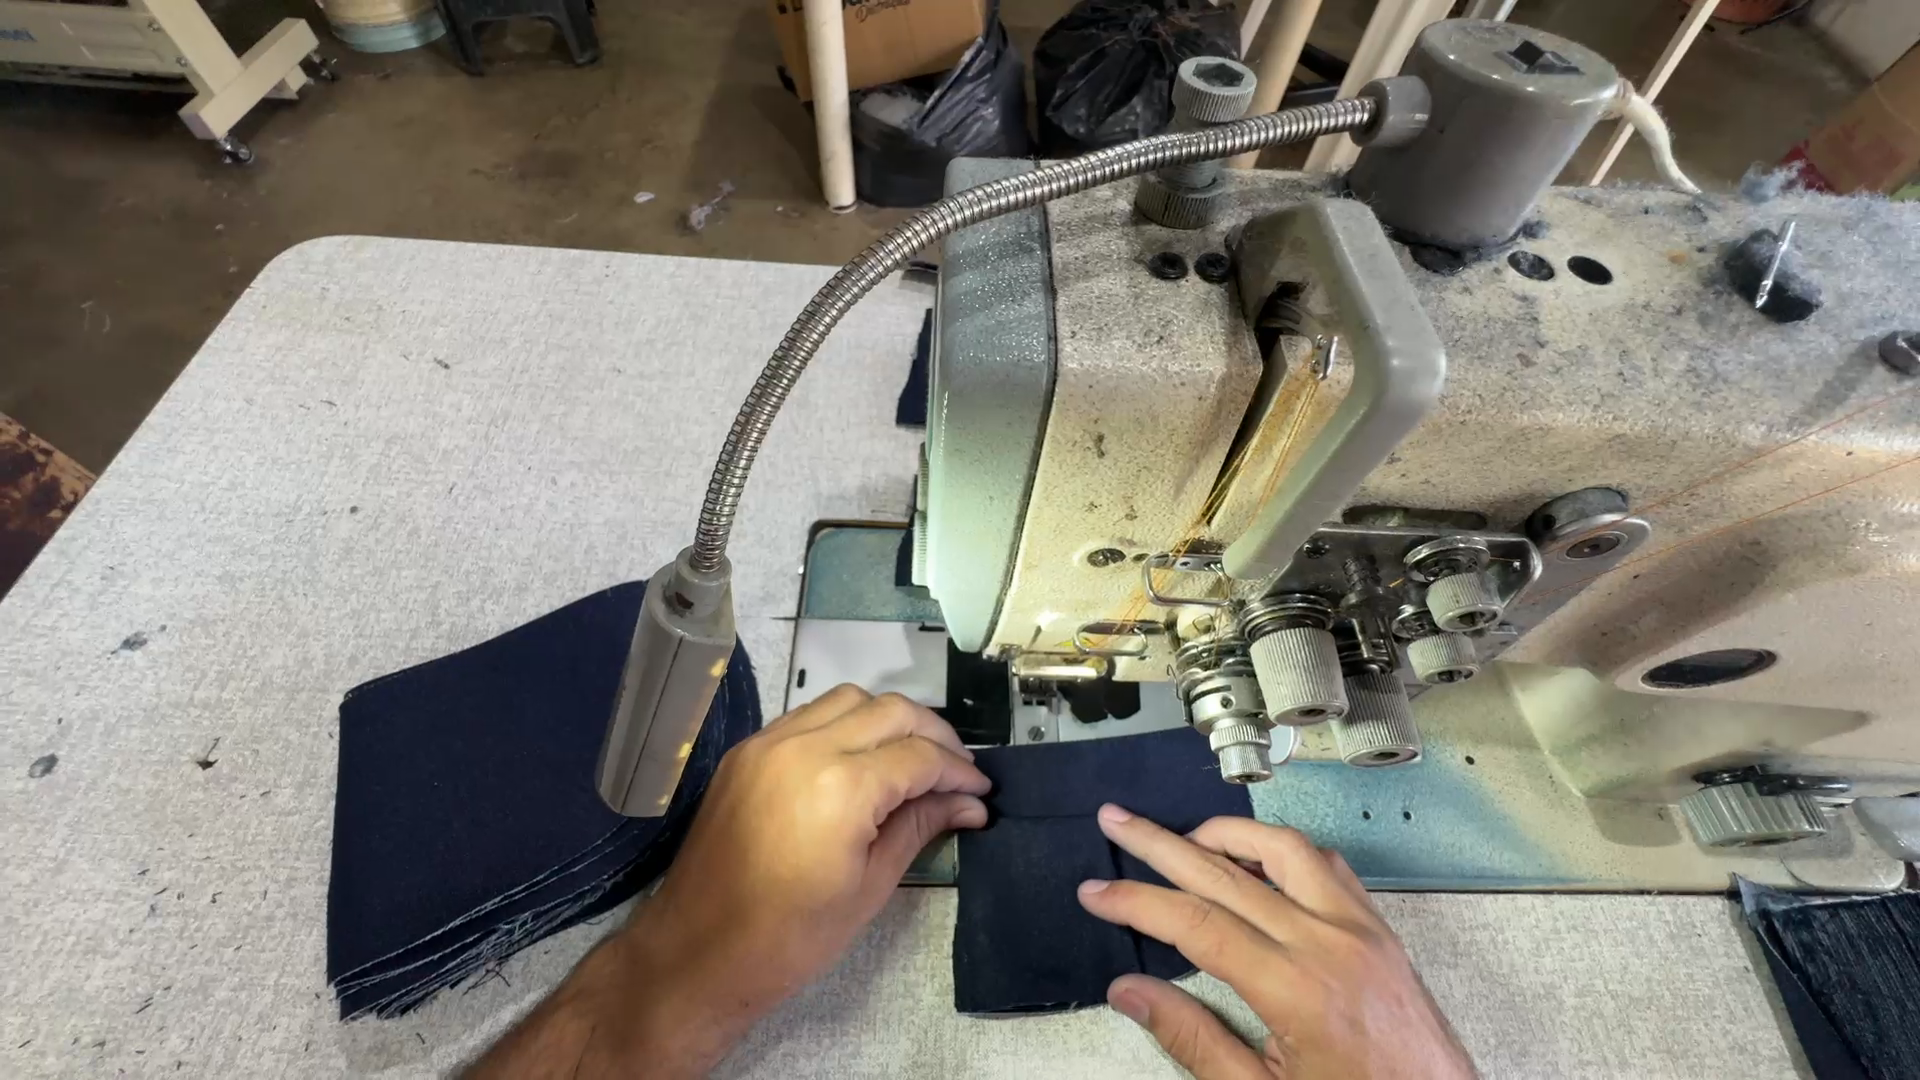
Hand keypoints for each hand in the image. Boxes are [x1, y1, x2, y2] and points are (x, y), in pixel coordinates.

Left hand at [469, 686, 988, 1078]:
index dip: (959, 770)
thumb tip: (971, 803)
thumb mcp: (870, 887)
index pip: (919, 755)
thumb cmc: (790, 939)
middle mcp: (804, 746)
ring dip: (890, 718)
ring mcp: (771, 741)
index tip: (981, 789)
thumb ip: (922, 826)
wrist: (694, 954)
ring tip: (912, 754)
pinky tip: (862, 754)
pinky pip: (811, 712)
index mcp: (840, 787)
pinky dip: (847, 721)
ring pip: (850, 697)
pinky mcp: (749, 748)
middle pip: (891, 709)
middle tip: (956, 769)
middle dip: (934, 733)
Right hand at [1076, 805, 1474, 1079]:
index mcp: (1297, 991)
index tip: (1094, 893)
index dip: (1137, 903)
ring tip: (1181, 838)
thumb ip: (1193, 1040)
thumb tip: (1125, 989)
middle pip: (1224, 871)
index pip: (1196, 923)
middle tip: (1115, 819)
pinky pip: (1325, 864)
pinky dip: (1279, 849)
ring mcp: (1360, 927)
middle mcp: (1328, 942)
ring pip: (1280, 847)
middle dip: (1158, 843)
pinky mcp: (1380, 928)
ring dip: (1223, 835)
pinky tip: (1254, 861)